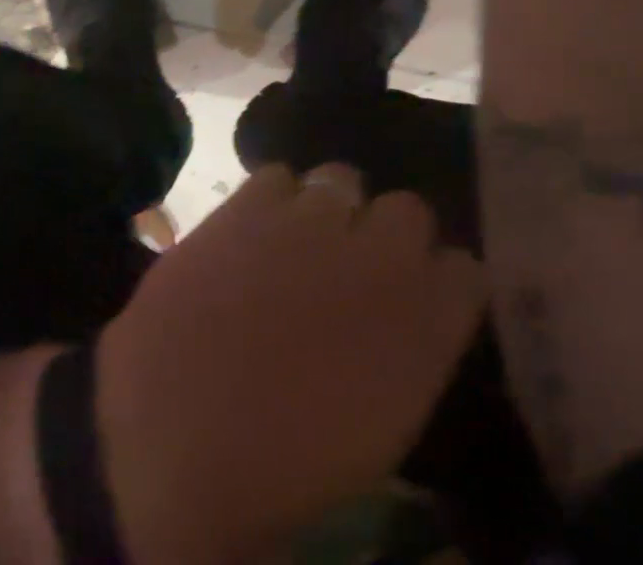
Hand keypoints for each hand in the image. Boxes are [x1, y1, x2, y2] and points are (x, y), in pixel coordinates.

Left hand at [96, 164, 485, 563]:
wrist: (177, 439)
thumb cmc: (285, 466)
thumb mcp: (378, 429)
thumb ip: (402, 355)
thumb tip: (394, 323)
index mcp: (426, 323)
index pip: (464, 270)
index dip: (435, 282)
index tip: (413, 299)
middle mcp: (380, 258)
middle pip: (409, 211)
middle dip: (385, 235)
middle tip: (351, 267)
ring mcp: (309, 224)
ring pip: (341, 181)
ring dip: (328, 209)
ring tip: (297, 243)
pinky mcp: (244, 209)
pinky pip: (274, 177)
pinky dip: (270, 200)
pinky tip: (250, 234)